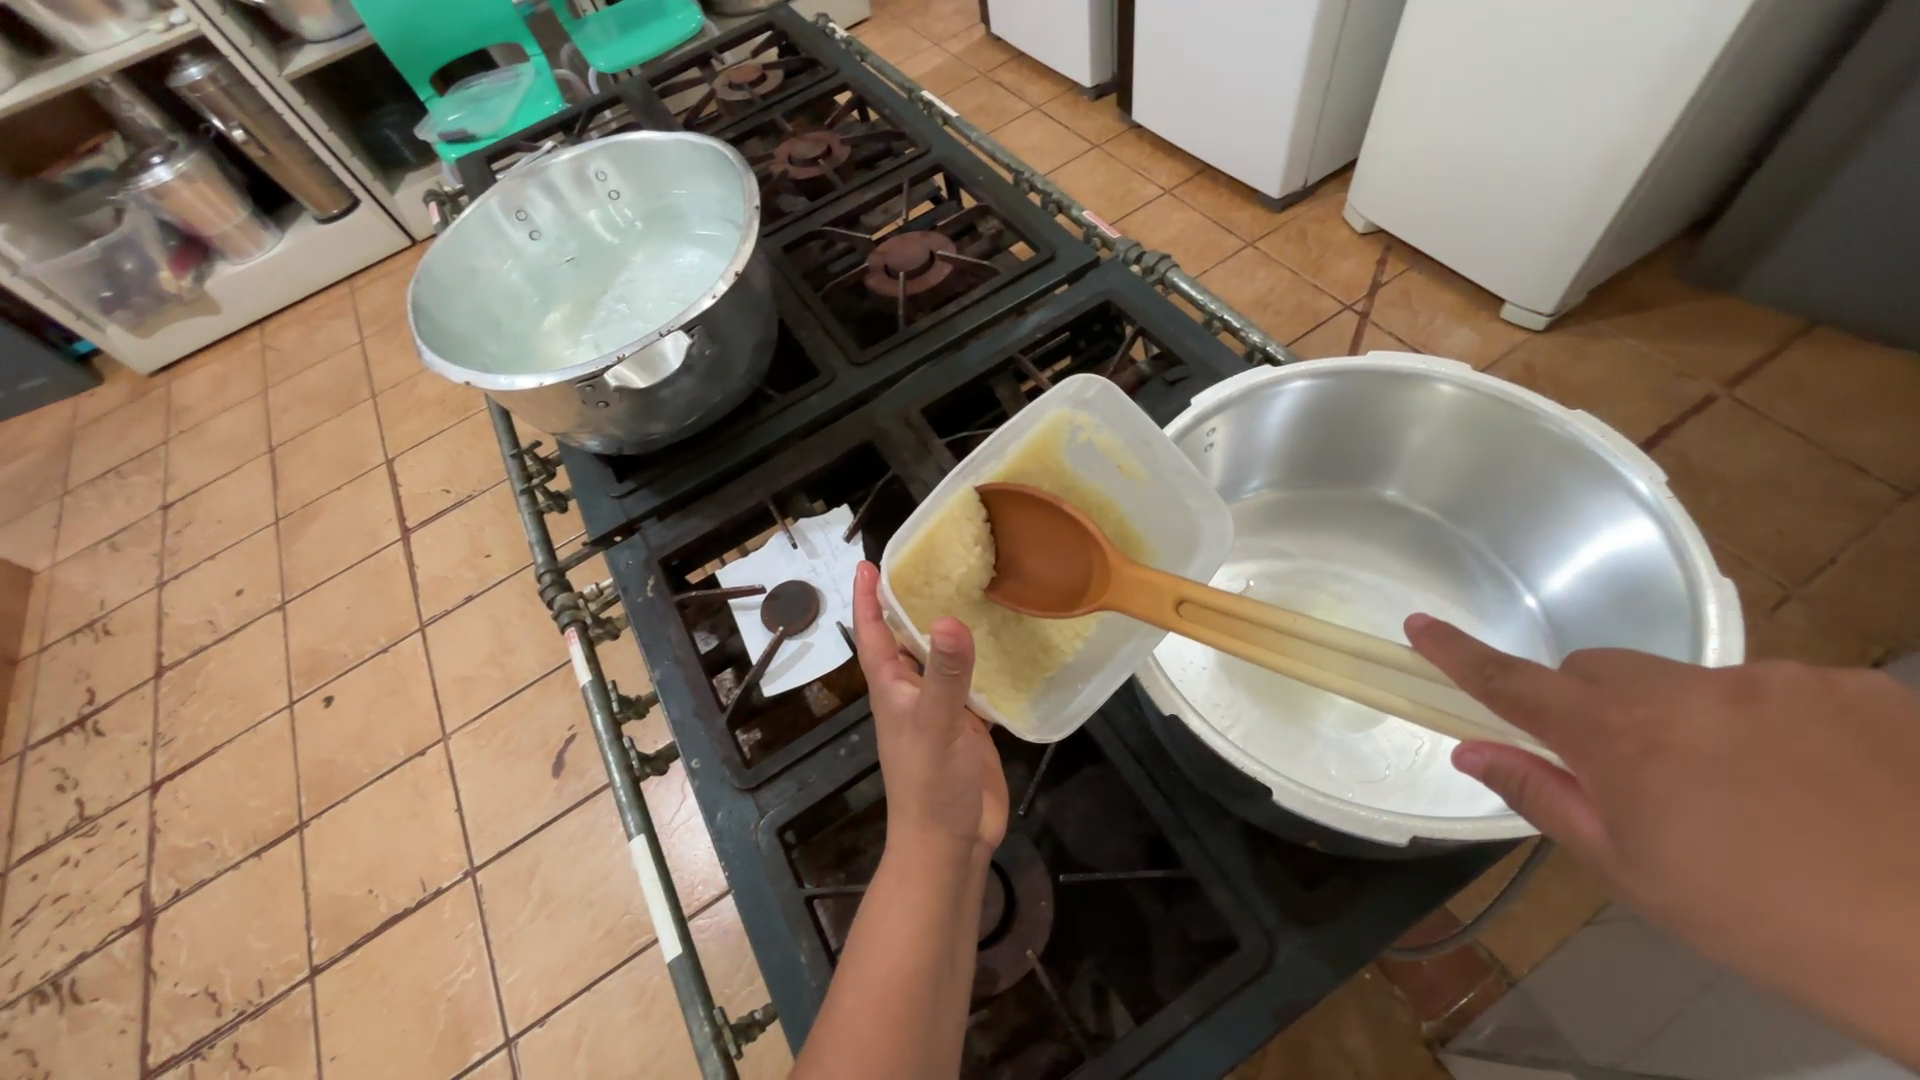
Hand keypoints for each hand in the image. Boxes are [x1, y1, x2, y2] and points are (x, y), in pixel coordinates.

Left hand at [853, 562, 1008, 864]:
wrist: (950, 842)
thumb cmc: (930, 783)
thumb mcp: (935, 724)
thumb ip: (943, 674)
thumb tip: (947, 619)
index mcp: (893, 688)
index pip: (872, 634)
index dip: (867, 599)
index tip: (868, 563)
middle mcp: (913, 693)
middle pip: (907, 640)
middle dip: (911, 604)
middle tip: (933, 564)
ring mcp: (942, 711)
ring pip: (941, 661)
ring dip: (948, 632)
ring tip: (972, 592)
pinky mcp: (970, 727)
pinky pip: (975, 685)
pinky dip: (984, 664)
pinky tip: (1005, 645)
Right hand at [1408, 615, 1919, 1064]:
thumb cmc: (1760, 920)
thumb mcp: (1630, 872)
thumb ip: (1544, 796)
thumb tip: (1472, 751)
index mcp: (1622, 736)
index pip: (1516, 683)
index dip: (1460, 655)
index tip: (1420, 626)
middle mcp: (1691, 689)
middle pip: (1602, 670)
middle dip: (1595, 706)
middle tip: (1629, 771)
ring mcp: (1781, 681)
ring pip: (1693, 683)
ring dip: (1692, 721)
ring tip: (1753, 795)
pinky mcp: (1859, 688)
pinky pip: (1780, 691)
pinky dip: (1774, 725)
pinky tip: (1820, 784)